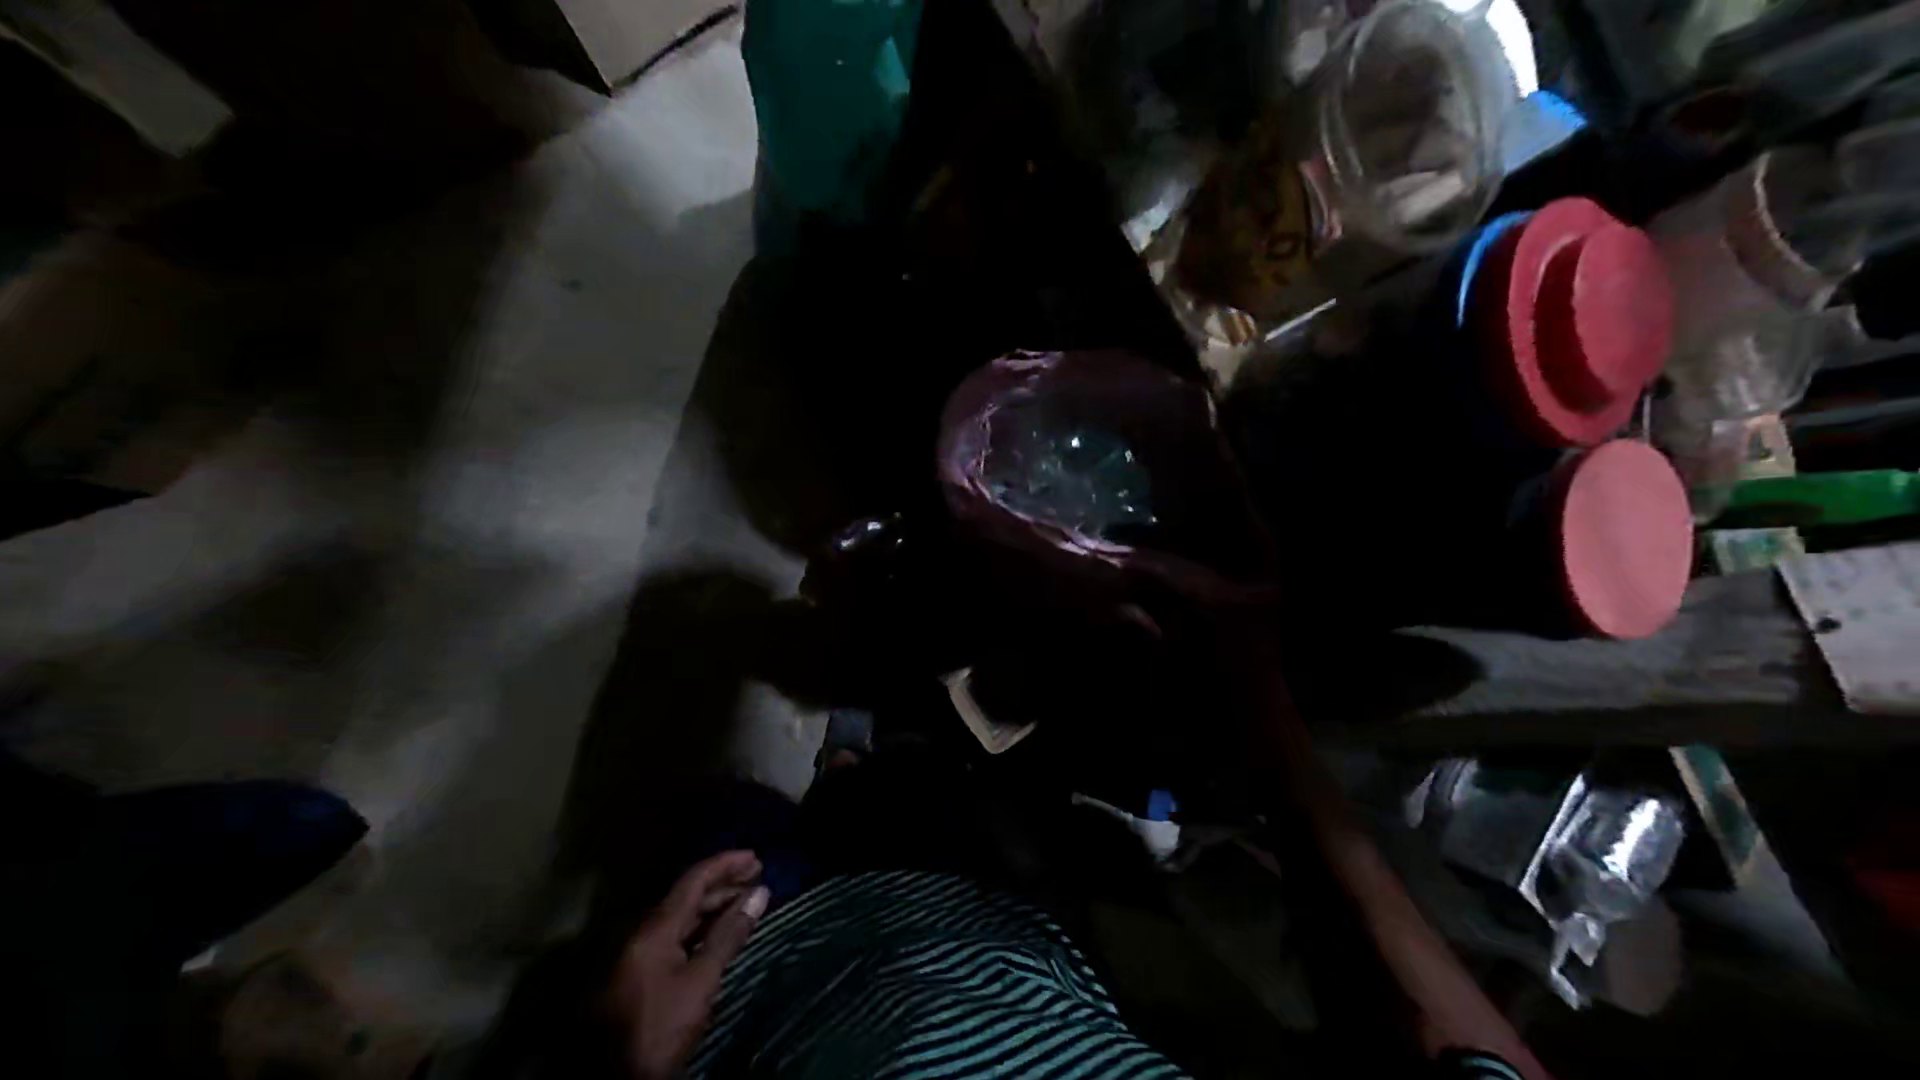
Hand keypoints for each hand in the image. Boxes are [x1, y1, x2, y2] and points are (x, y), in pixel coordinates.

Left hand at [610, 850, 770, 1078]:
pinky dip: (701, 928)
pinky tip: (718, 935)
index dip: (726, 864)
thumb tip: (759, 893)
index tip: (756, 858)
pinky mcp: (638, 975)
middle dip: (724, 885)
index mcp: (654, 928)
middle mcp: (642, 932)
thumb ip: (729, 935)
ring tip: (745, 904)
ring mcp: (637, 955)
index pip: (694, 880)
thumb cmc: (658, 1028)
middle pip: (687, 897)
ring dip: (714, 907)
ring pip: (681, 918)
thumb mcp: (700, 982)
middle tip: (757, 879)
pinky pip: (675, 936)